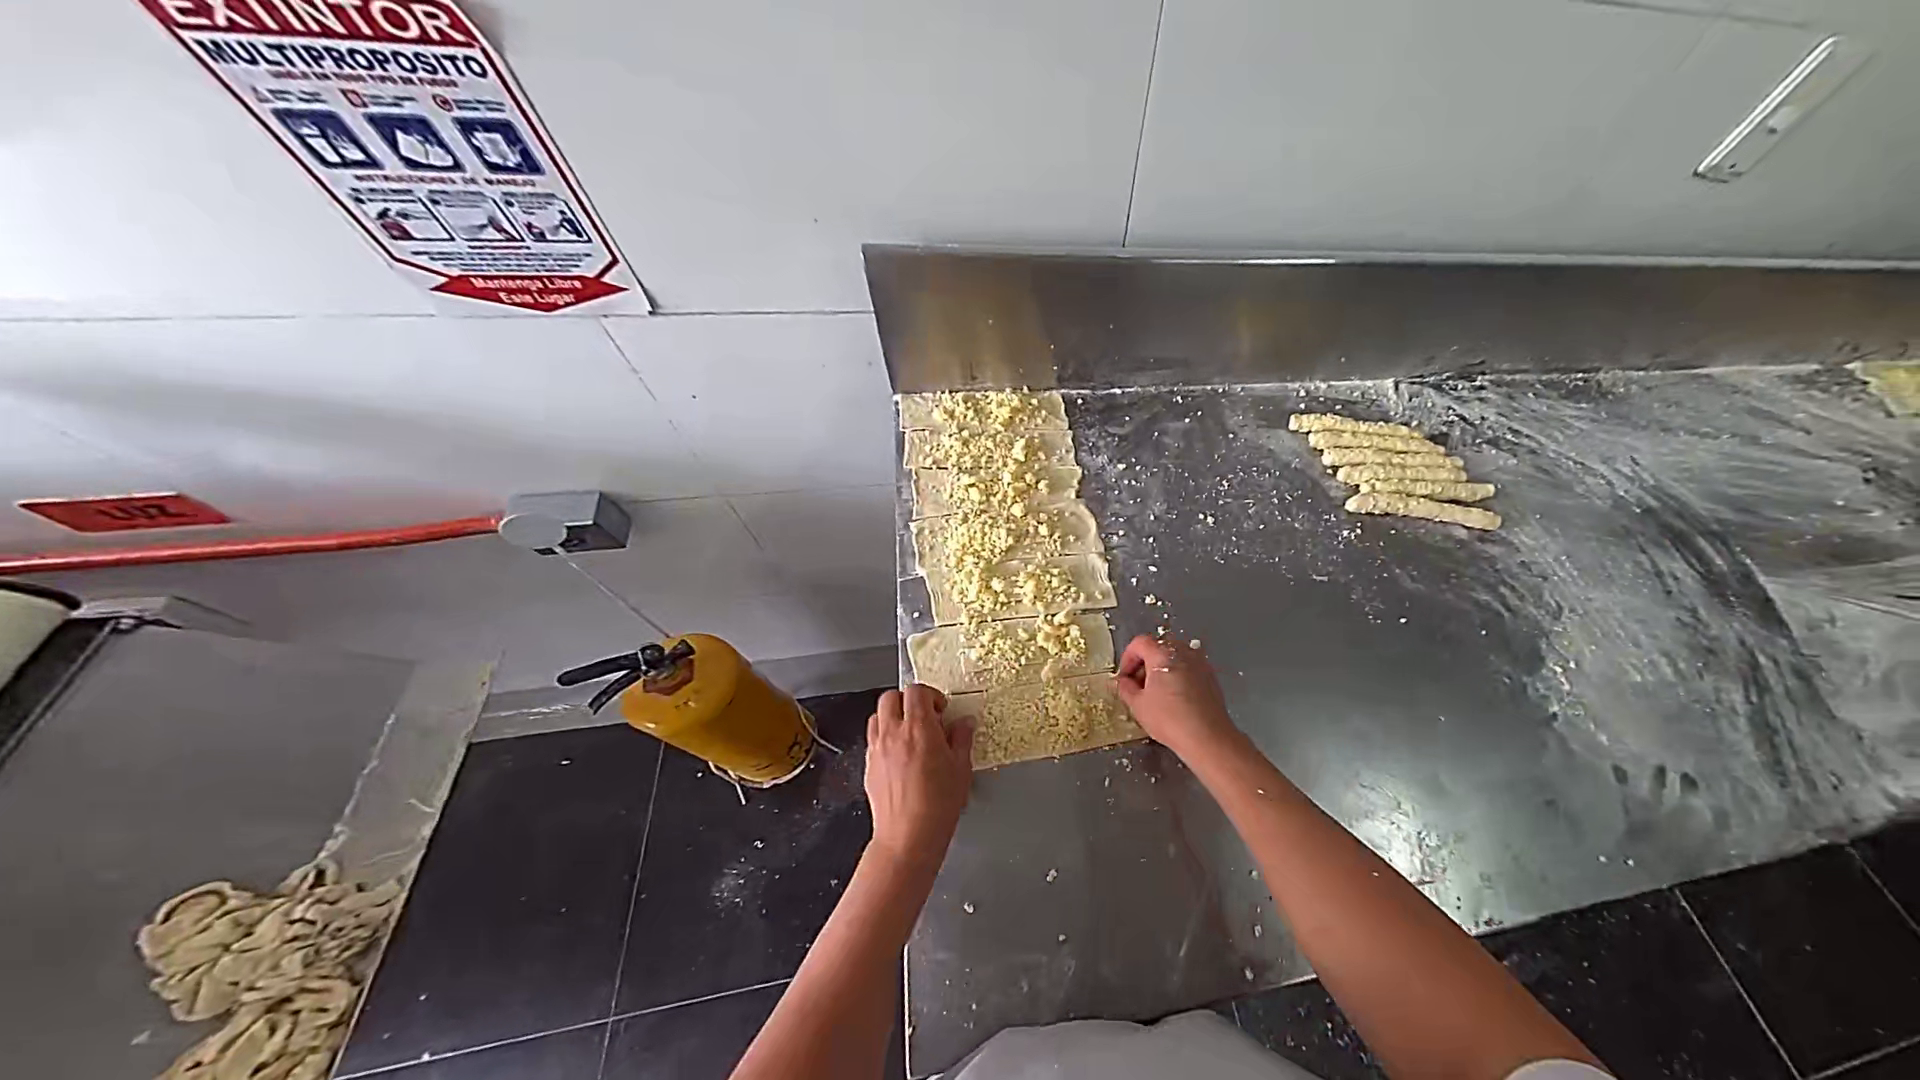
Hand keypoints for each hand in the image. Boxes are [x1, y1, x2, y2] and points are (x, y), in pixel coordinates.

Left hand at [864, 684, 973, 868]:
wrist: (908, 837)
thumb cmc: (936, 806)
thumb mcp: (961, 769)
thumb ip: (962, 739)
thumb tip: (964, 724)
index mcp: (919, 729)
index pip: (917, 691)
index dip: (930, 695)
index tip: (940, 709)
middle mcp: (894, 733)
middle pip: (891, 696)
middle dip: (908, 700)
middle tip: (924, 715)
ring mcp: (877, 748)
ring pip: (878, 715)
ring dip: (893, 716)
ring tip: (910, 732)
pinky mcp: (869, 765)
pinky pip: (873, 738)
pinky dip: (885, 737)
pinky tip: (900, 754)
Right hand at [1114, 635, 1238, 755]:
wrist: (1209, 739)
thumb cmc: (1169, 719)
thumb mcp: (1137, 705)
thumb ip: (1126, 688)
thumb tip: (1124, 681)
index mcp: (1163, 654)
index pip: (1139, 643)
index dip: (1127, 658)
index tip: (1125, 677)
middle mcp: (1184, 652)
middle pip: (1158, 646)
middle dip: (1144, 662)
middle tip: (1138, 684)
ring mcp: (1200, 664)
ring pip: (1174, 657)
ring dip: (1161, 668)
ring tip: (1156, 692)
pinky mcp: (1211, 677)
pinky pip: (1188, 668)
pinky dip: (1177, 675)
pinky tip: (1174, 698)